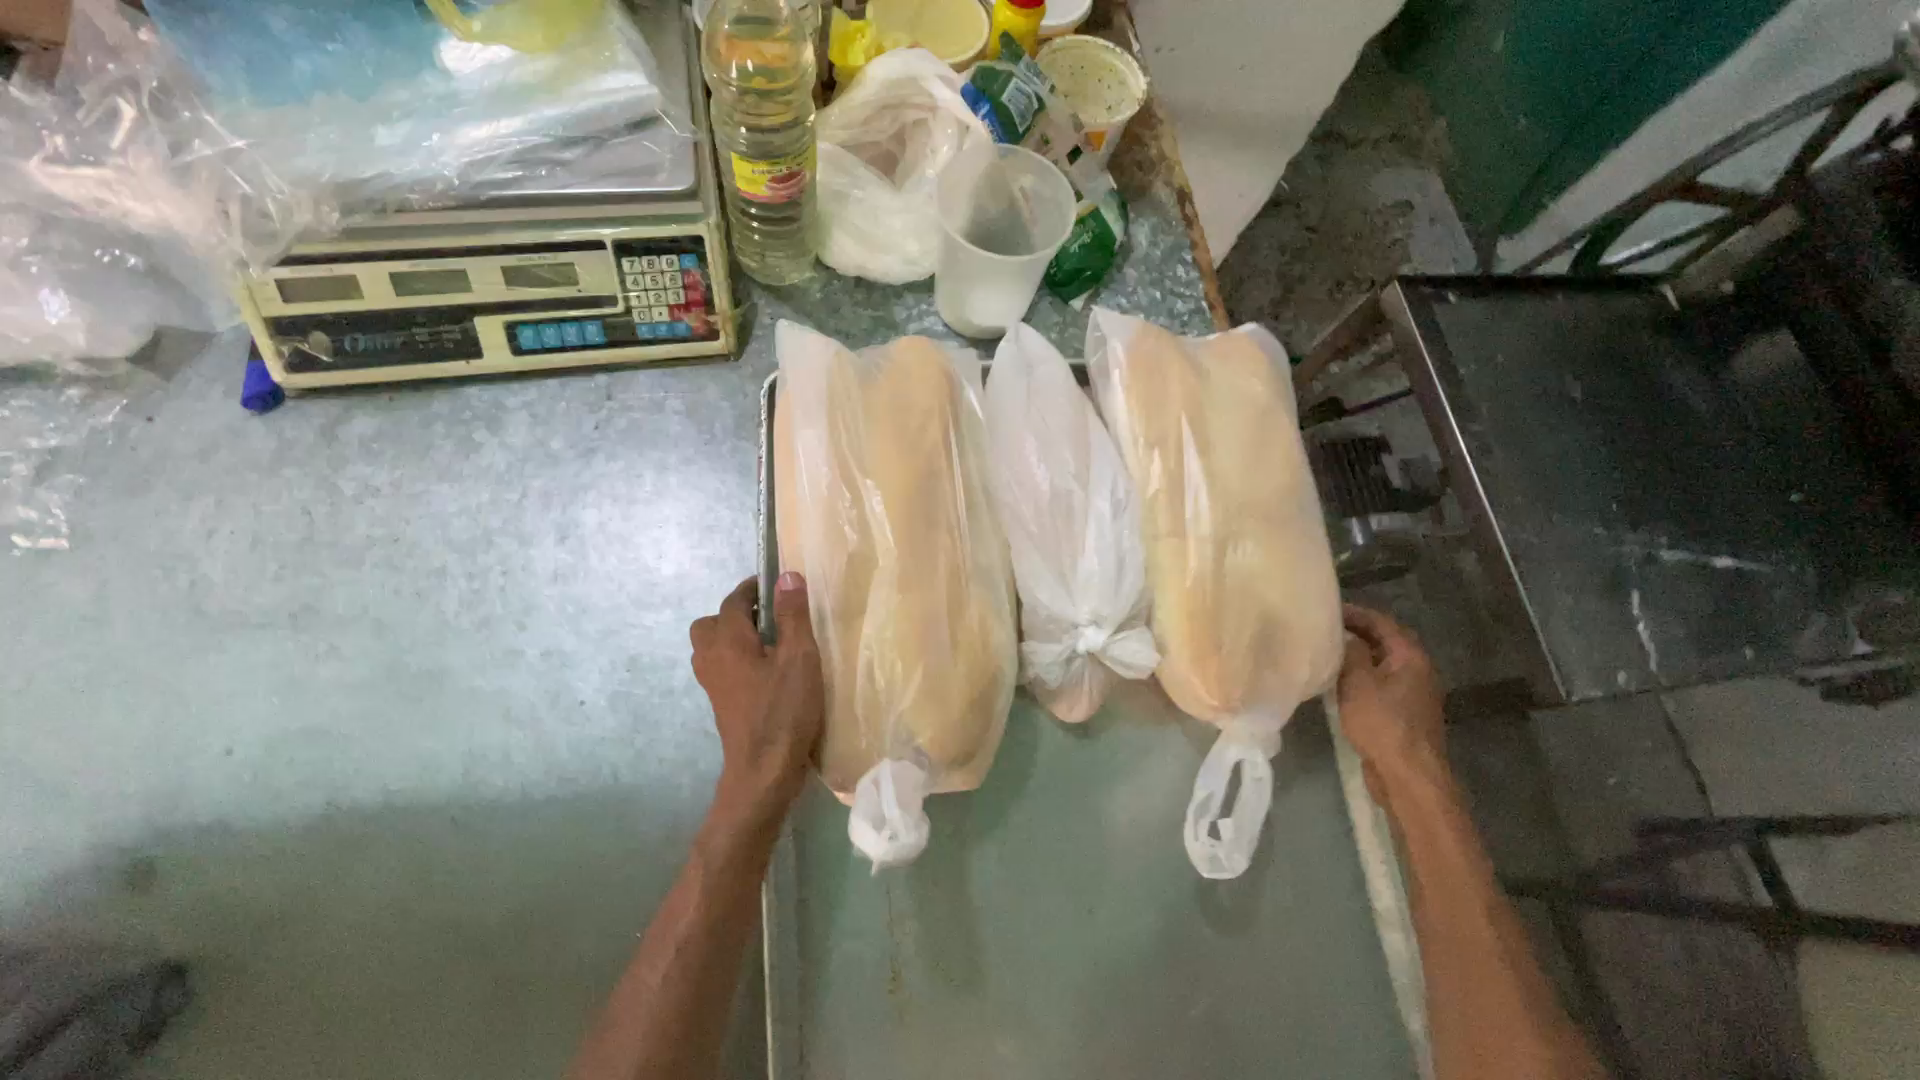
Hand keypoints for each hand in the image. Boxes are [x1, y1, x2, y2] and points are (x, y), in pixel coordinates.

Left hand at [690, 573, 824, 810]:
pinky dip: (736, 661)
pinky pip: (721, 669)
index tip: (777, 585)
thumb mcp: (799, 658)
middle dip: (736, 614)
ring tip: (769, 644)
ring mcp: (712, 685)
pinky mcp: (721, 705)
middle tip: (770, 618)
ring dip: (734, 638)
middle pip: (711, 624)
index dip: (753, 589)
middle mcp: (711, 659)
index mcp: (728, 641)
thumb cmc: (783, 711)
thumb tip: (786, 575)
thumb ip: (792, 615)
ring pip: (712, 648)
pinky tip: (766, 674)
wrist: (763, 772)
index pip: (734, 601)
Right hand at [1338, 604, 1446, 783]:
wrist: (1408, 775)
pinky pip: (1380, 685)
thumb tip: (1347, 638)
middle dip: (1356, 633)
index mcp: (1410, 656)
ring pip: (1382, 664)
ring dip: (1357, 656)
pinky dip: (1361, 677)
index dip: (1355, 613)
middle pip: (1385, 642)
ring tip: (1327, 653)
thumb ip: (1352, 654)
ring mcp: (1412, 694)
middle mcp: (1417, 670)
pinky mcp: (1403, 714)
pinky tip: (1339, 683)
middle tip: (1324, 629)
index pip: (1381, 622)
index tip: (1327, 609)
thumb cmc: (1382, 723)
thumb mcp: (1358, 682)